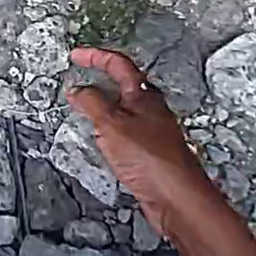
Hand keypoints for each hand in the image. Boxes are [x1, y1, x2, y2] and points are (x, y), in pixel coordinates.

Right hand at [67, 47, 223, 234]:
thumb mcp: (111, 124)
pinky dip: (107, 126)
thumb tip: (77, 90)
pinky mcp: (149, 152)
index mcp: (144, 96)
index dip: (95, 56)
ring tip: (84, 107)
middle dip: (99, 79)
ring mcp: (152, 131)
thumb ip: (91, 102)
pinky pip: (124, 129)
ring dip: (101, 104)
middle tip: (80, 78)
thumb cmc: (154, 162)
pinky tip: (100, 137)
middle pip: (123, 84)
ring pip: (123, 108)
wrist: (179, 200)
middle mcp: (151, 110)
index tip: (77, 55)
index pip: (118, 64)